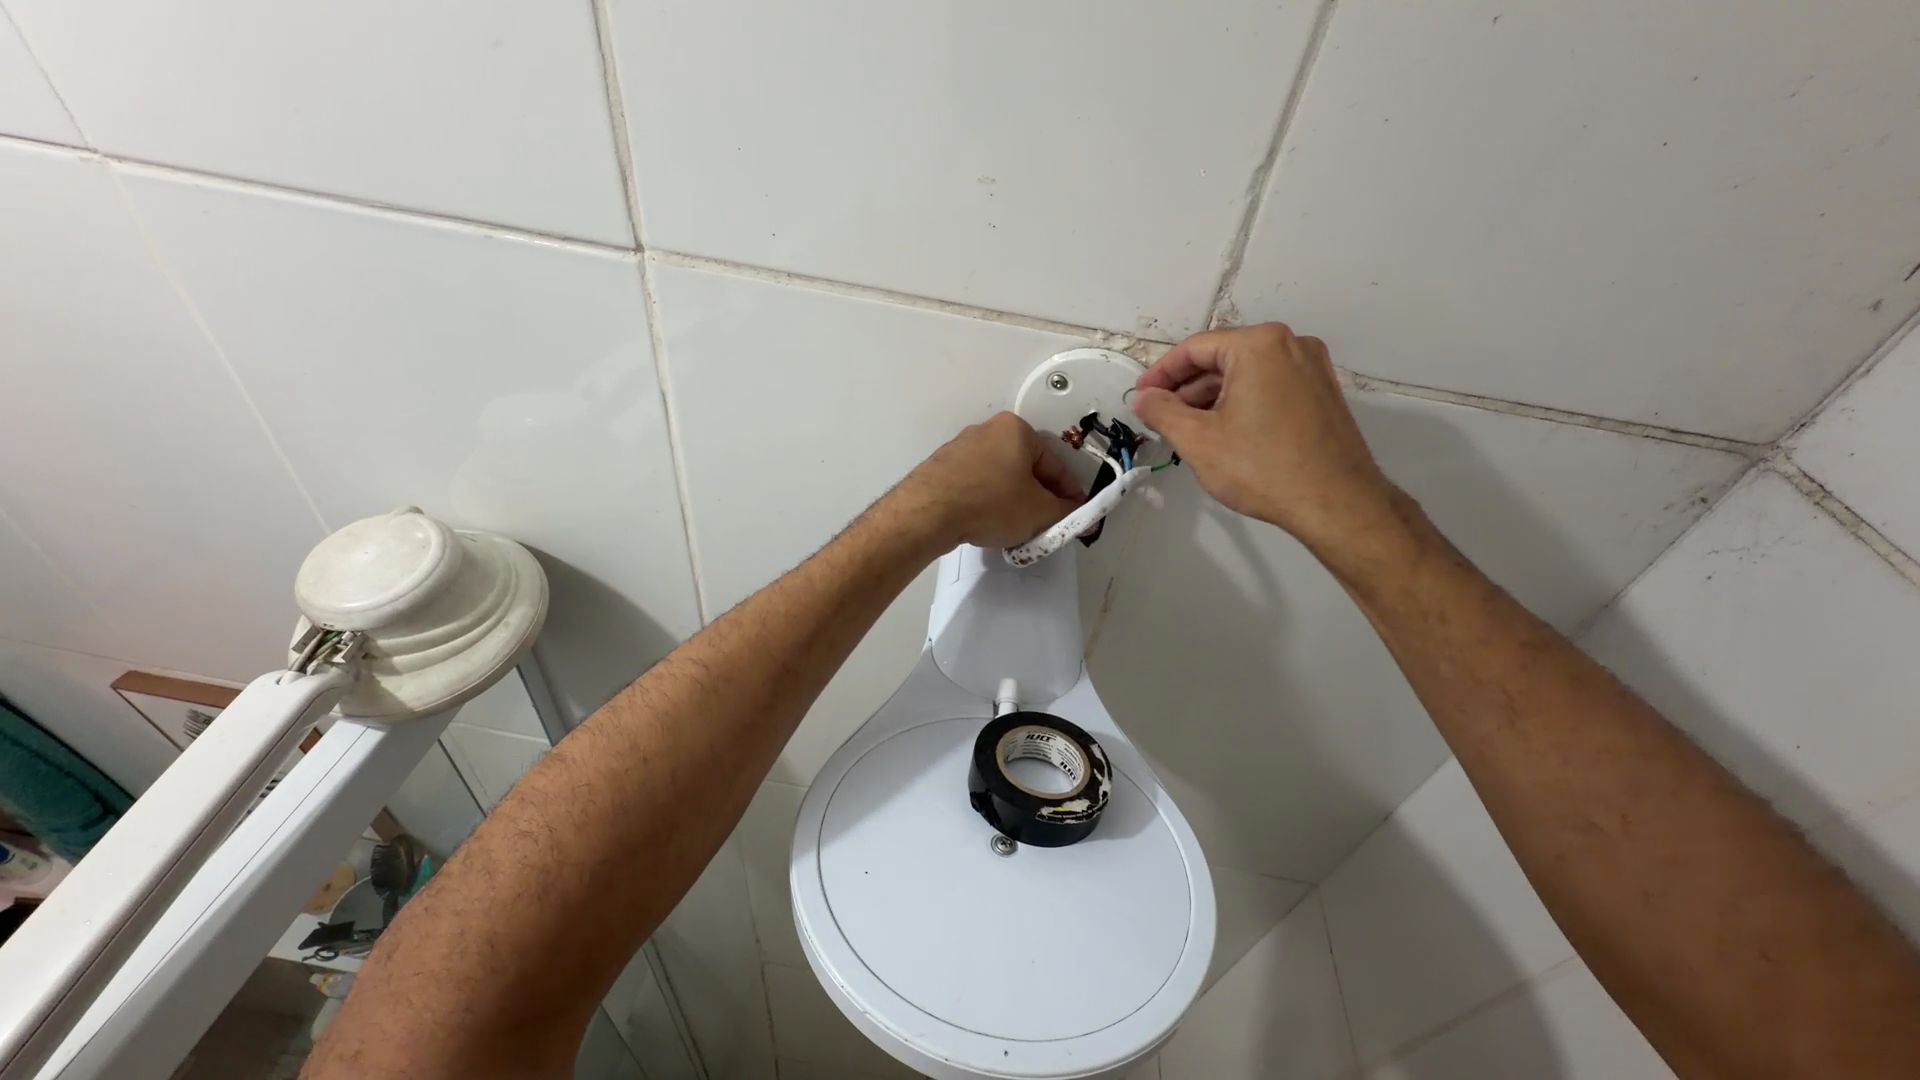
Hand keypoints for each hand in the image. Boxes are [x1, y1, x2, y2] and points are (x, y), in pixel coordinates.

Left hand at [889, 412, 1083, 549]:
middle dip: (1038, 499)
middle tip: (1046, 525)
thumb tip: (1072, 512)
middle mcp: (987, 431)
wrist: (929, 512)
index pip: (1055, 465)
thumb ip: (1065, 512)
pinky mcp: (942, 469)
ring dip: (1012, 503)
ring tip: (1016, 531)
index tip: (1075, 514)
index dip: (1069, 494)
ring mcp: (960, 449)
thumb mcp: (1040, 512)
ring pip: (1000, 479)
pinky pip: (975, 487)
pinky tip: (987, 525)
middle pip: (1025, 470)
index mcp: (1016, 430)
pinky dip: (987, 504)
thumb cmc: (989, 502)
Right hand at [1131, 323, 1401, 551]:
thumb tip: (1144, 398)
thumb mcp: (1198, 440)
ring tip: (1188, 431)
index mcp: (1259, 345)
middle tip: (1161, 417)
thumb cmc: (1265, 469)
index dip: (1161, 374)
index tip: (1142, 397)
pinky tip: (1225, 433)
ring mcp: (1312, 368)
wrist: (1335, 503)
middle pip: (1222, 358)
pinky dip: (1242, 402)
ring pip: (1246, 374)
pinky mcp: (1322, 393)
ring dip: (1213, 397)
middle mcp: (1291, 345)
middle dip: (1187, 388)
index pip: (1195, 348)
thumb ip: (1162, 411)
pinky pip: (1269, 386)